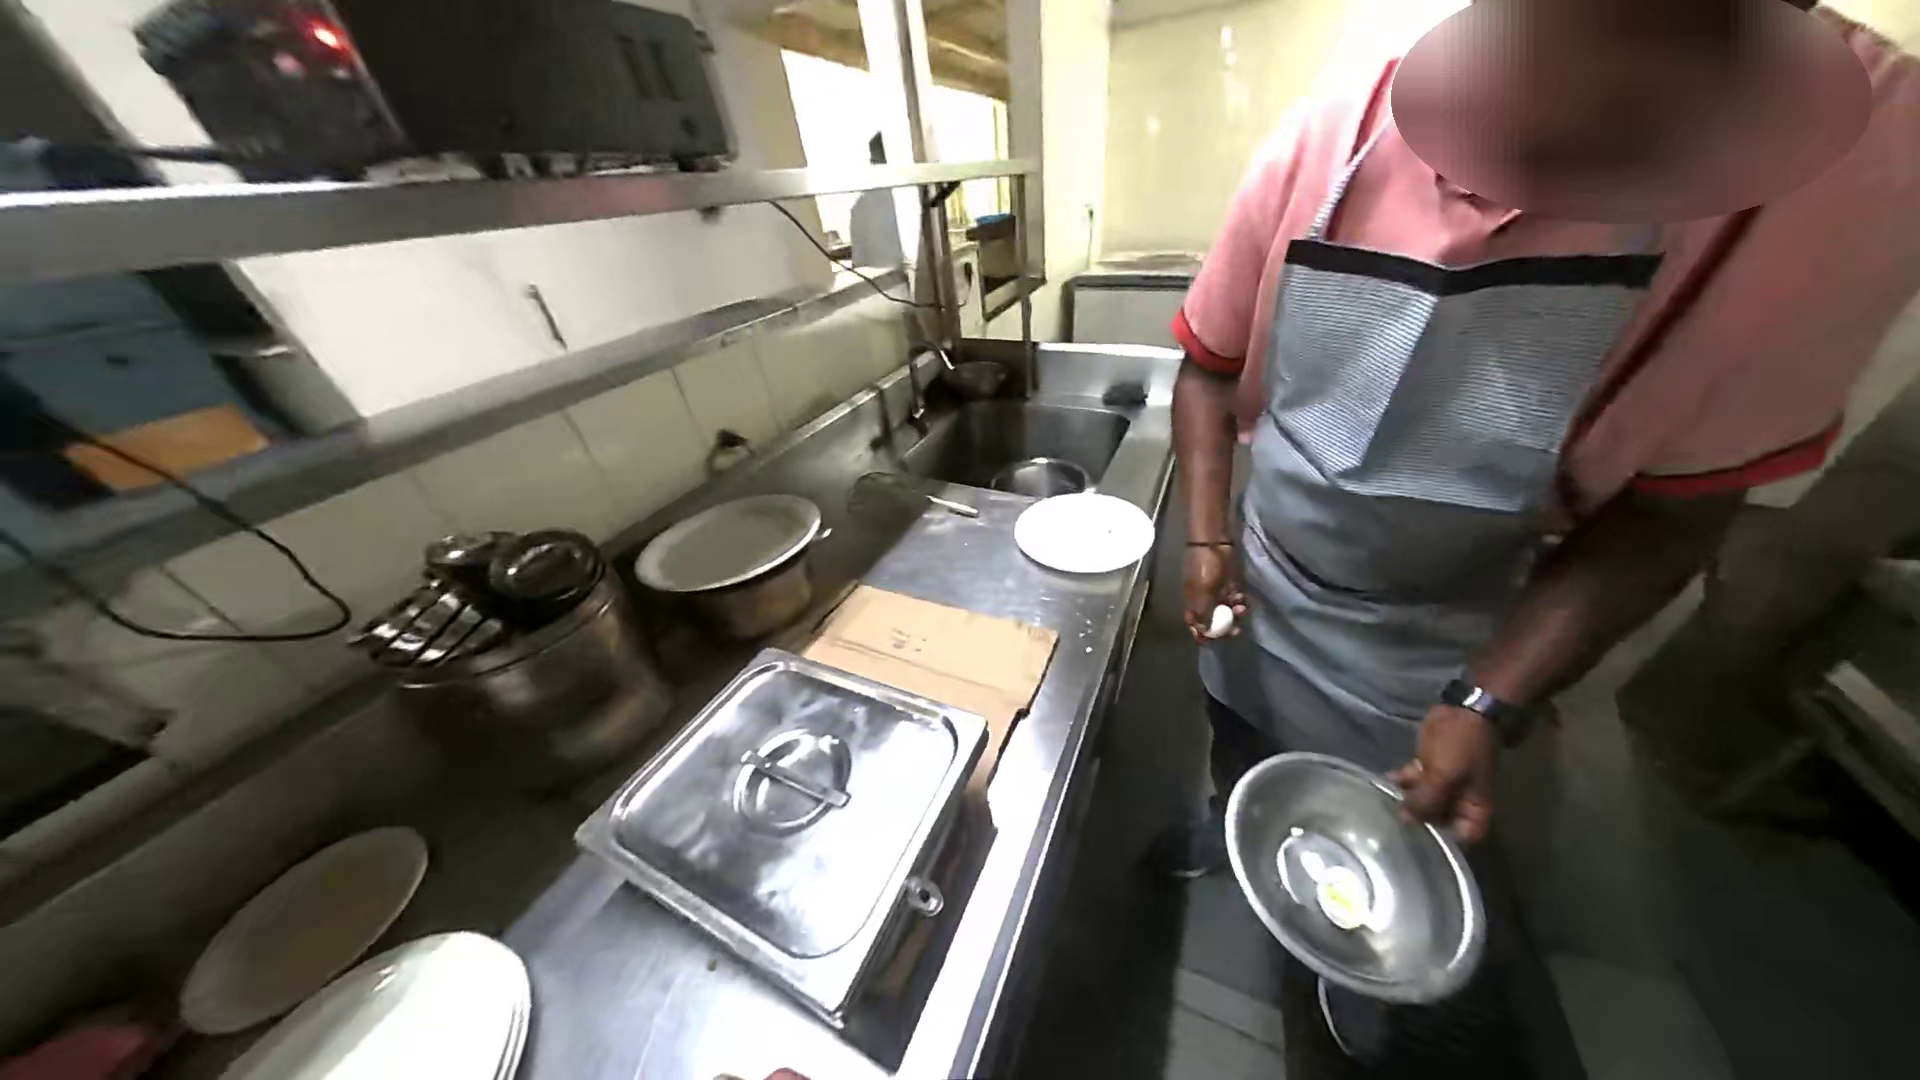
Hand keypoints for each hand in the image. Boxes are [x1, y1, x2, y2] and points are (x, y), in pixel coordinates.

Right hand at [1184, 544, 1247, 642]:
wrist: (1215, 542)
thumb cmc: (1204, 566)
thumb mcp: (1202, 592)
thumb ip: (1204, 613)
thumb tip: (1204, 632)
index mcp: (1192, 602)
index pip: (1194, 624)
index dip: (1202, 634)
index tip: (1212, 641)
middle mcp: (1204, 600)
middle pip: (1214, 621)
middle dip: (1224, 627)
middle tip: (1234, 630)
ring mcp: (1218, 592)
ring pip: (1228, 611)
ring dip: (1235, 614)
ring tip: (1240, 607)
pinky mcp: (1231, 584)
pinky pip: (1236, 600)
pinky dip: (1240, 602)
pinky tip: (1242, 598)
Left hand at [1389, 705, 1496, 843]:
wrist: (1463, 715)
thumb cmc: (1461, 748)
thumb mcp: (1445, 776)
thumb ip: (1426, 800)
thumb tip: (1407, 821)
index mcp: (1474, 809)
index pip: (1464, 837)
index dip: (1444, 839)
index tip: (1418, 837)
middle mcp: (1460, 801)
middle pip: (1438, 819)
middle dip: (1418, 817)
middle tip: (1390, 816)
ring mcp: (1445, 784)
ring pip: (1423, 799)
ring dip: (1406, 798)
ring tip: (1384, 797)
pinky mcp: (1431, 768)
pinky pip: (1416, 781)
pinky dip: (1403, 781)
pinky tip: (1387, 778)